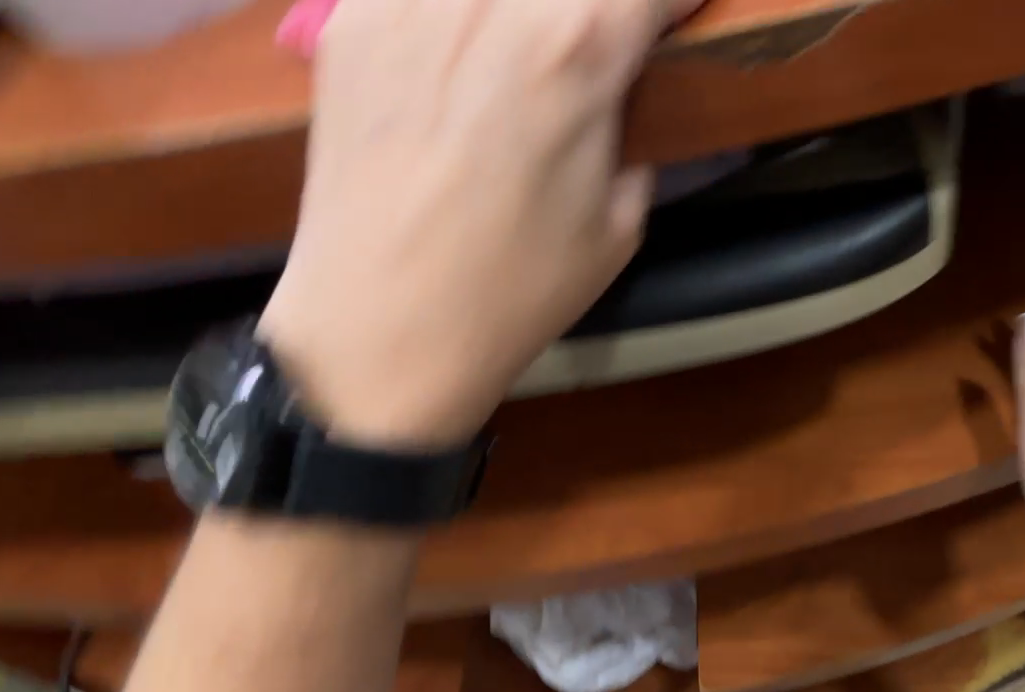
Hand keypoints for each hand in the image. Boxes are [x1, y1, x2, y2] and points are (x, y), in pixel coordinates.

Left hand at [258, 0, 703, 448]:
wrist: (389, 326)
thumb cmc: (519, 292)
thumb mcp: (617, 228)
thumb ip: (628, 138)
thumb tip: (614, 103)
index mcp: (580, 49)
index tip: (674, 14)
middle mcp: (495, 0)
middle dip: (596, 10)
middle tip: (597, 45)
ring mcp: (410, 0)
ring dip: (521, 16)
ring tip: (523, 59)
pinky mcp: (350, 20)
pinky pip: (421, 0)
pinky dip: (454, 23)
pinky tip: (458, 63)